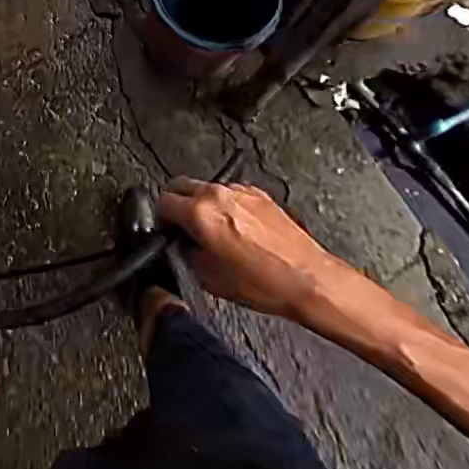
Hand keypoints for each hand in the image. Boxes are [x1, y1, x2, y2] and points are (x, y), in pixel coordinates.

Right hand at [156, 178, 351, 319]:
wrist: (307, 278)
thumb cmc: (267, 283)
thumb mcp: (211, 279)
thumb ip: (189, 254)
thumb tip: (185, 246)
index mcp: (201, 214)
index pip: (164, 201)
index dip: (161, 218)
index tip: (166, 228)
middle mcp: (218, 195)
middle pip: (181, 185)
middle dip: (177, 203)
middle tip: (181, 225)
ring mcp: (239, 191)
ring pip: (206, 188)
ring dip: (202, 203)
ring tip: (213, 231)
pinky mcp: (258, 194)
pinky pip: (230, 193)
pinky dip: (225, 205)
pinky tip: (235, 229)